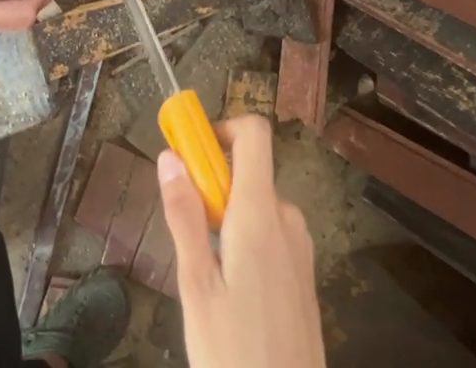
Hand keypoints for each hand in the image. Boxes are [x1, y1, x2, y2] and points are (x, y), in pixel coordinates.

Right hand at [159, 116, 324, 367]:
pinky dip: (246, 241)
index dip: (221, 129)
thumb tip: (170, 157)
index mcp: (261, 216)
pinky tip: (233, 293)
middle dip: (213, 190)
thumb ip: (184, 217)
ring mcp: (301, 247)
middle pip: (249, 173)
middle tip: (188, 240)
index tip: (190, 153)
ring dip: (228, 221)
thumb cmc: (232, 351)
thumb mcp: (196, 286)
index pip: (254, 135)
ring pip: (257, 206)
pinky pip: (271, 233)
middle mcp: (288, 220)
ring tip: (208, 279)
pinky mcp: (305, 271)